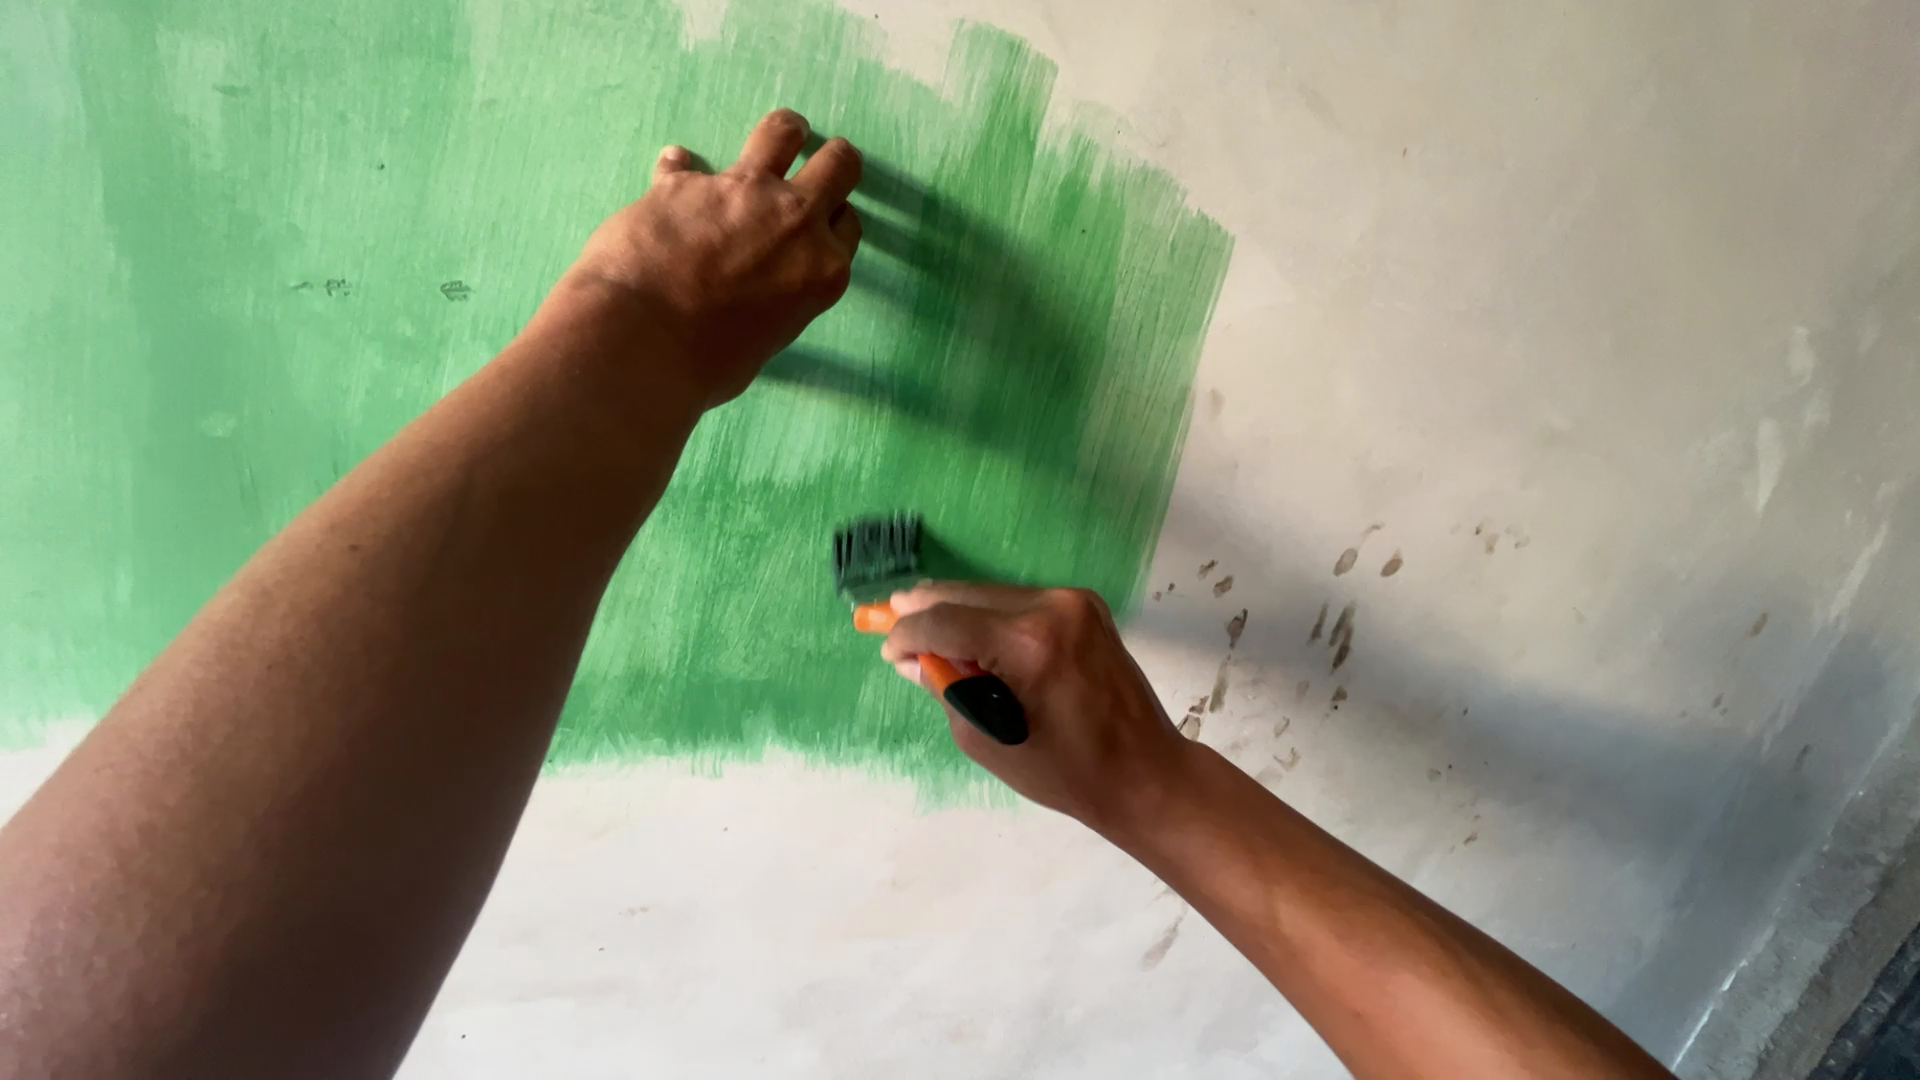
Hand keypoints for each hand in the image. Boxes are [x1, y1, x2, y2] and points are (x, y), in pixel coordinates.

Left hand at [565, 108, 863, 407]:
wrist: (644, 340)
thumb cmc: (712, 364)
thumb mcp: (767, 339)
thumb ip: (774, 300)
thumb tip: (747, 291)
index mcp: (823, 270)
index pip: (849, 225)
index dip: (837, 221)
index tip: (828, 222)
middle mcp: (795, 221)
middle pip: (838, 166)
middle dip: (836, 162)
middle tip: (825, 167)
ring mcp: (742, 191)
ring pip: (782, 133)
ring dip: (786, 133)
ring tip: (783, 136)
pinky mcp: (685, 181)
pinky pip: (686, 162)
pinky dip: (681, 170)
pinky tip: (673, 177)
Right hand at [880, 583, 1193, 831]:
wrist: (1146, 772)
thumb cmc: (1065, 773)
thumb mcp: (987, 740)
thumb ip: (946, 688)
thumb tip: (914, 659)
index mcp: (1028, 644)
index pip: (946, 623)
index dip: (908, 633)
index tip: (887, 648)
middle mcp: (1052, 607)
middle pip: (968, 594)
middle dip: (926, 605)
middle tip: (888, 611)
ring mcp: (1073, 601)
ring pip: (993, 593)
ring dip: (958, 607)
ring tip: (921, 615)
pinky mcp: (1086, 605)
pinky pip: (1020, 601)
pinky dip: (990, 613)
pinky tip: (970, 625)